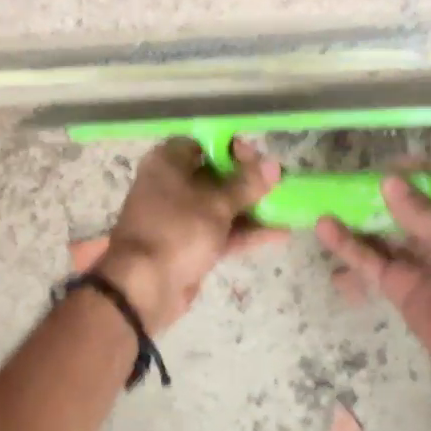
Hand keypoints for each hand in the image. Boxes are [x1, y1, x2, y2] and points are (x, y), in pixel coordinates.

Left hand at [94, 138, 283, 332]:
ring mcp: (180, 216)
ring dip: (251, 207)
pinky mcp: (189, 244)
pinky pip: (220, 231)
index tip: (259, 158)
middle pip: (215, 174)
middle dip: (248, 180)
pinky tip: (279, 233)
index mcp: (168, 162)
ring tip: (287, 206)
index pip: (204, 142)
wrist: (142, 288)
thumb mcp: (216, 204)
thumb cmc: (176, 231)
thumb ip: (246, 185)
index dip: (232, 148)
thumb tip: (273, 164)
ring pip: (220, 205)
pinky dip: (244, 232)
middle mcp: (171, 184)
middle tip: (279, 182)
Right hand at [317, 173, 430, 399]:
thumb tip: (388, 180)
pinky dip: (348, 248)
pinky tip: (326, 232)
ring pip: (380, 234)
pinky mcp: (401, 289)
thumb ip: (422, 215)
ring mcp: (418, 263)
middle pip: (400, 208)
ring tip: (322, 203)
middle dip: (370, 195)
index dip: (404, 173)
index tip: (375, 165)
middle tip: (335, 182)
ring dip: (354, 219)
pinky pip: (371, 264)